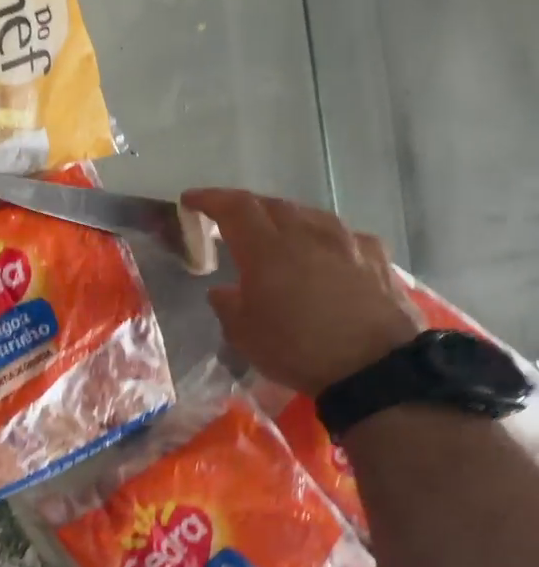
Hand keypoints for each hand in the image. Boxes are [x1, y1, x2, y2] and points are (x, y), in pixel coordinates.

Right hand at [183, 188, 422, 395]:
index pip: (236, 209)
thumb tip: (225, 290)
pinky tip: (320, 249)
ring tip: (271, 230)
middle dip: (244, 207)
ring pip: (310, 215)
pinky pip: (342, 235)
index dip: (210, 199)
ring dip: (283, 217)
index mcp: (269, 252)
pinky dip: (320, 235)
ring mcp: (349, 245)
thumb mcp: (243, 333)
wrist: (376, 367)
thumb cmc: (296, 349)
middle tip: (224, 218)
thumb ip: (228, 304)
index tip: (190, 200)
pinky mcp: (376, 260)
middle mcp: (310, 237)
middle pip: (273, 206)